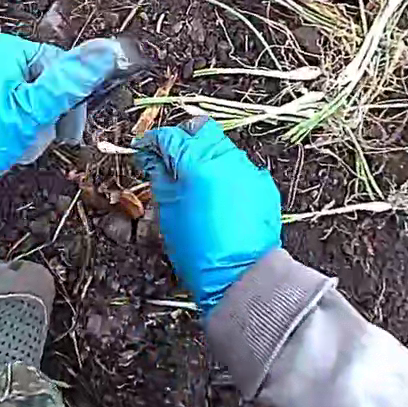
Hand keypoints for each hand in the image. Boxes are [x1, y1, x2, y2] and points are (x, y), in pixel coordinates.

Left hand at [0, 34, 124, 208]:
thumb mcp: (29, 113)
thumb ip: (69, 83)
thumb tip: (106, 50)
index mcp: (7, 51)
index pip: (62, 65)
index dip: (72, 100)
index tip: (69, 129)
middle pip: (45, 85)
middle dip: (45, 119)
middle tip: (30, 141)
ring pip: (26, 104)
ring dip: (27, 131)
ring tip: (9, 148)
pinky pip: (4, 112)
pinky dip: (8, 133)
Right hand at [135, 117, 280, 314]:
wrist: (242, 277)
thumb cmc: (200, 251)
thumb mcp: (169, 211)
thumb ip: (160, 176)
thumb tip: (151, 157)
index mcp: (198, 163)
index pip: (170, 136)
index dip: (153, 142)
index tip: (145, 151)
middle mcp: (226, 158)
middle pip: (200, 129)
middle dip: (182, 139)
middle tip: (169, 158)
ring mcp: (248, 169)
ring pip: (221, 145)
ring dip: (204, 154)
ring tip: (193, 180)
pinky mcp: (262, 183)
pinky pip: (239, 166)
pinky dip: (225, 172)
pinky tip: (216, 194)